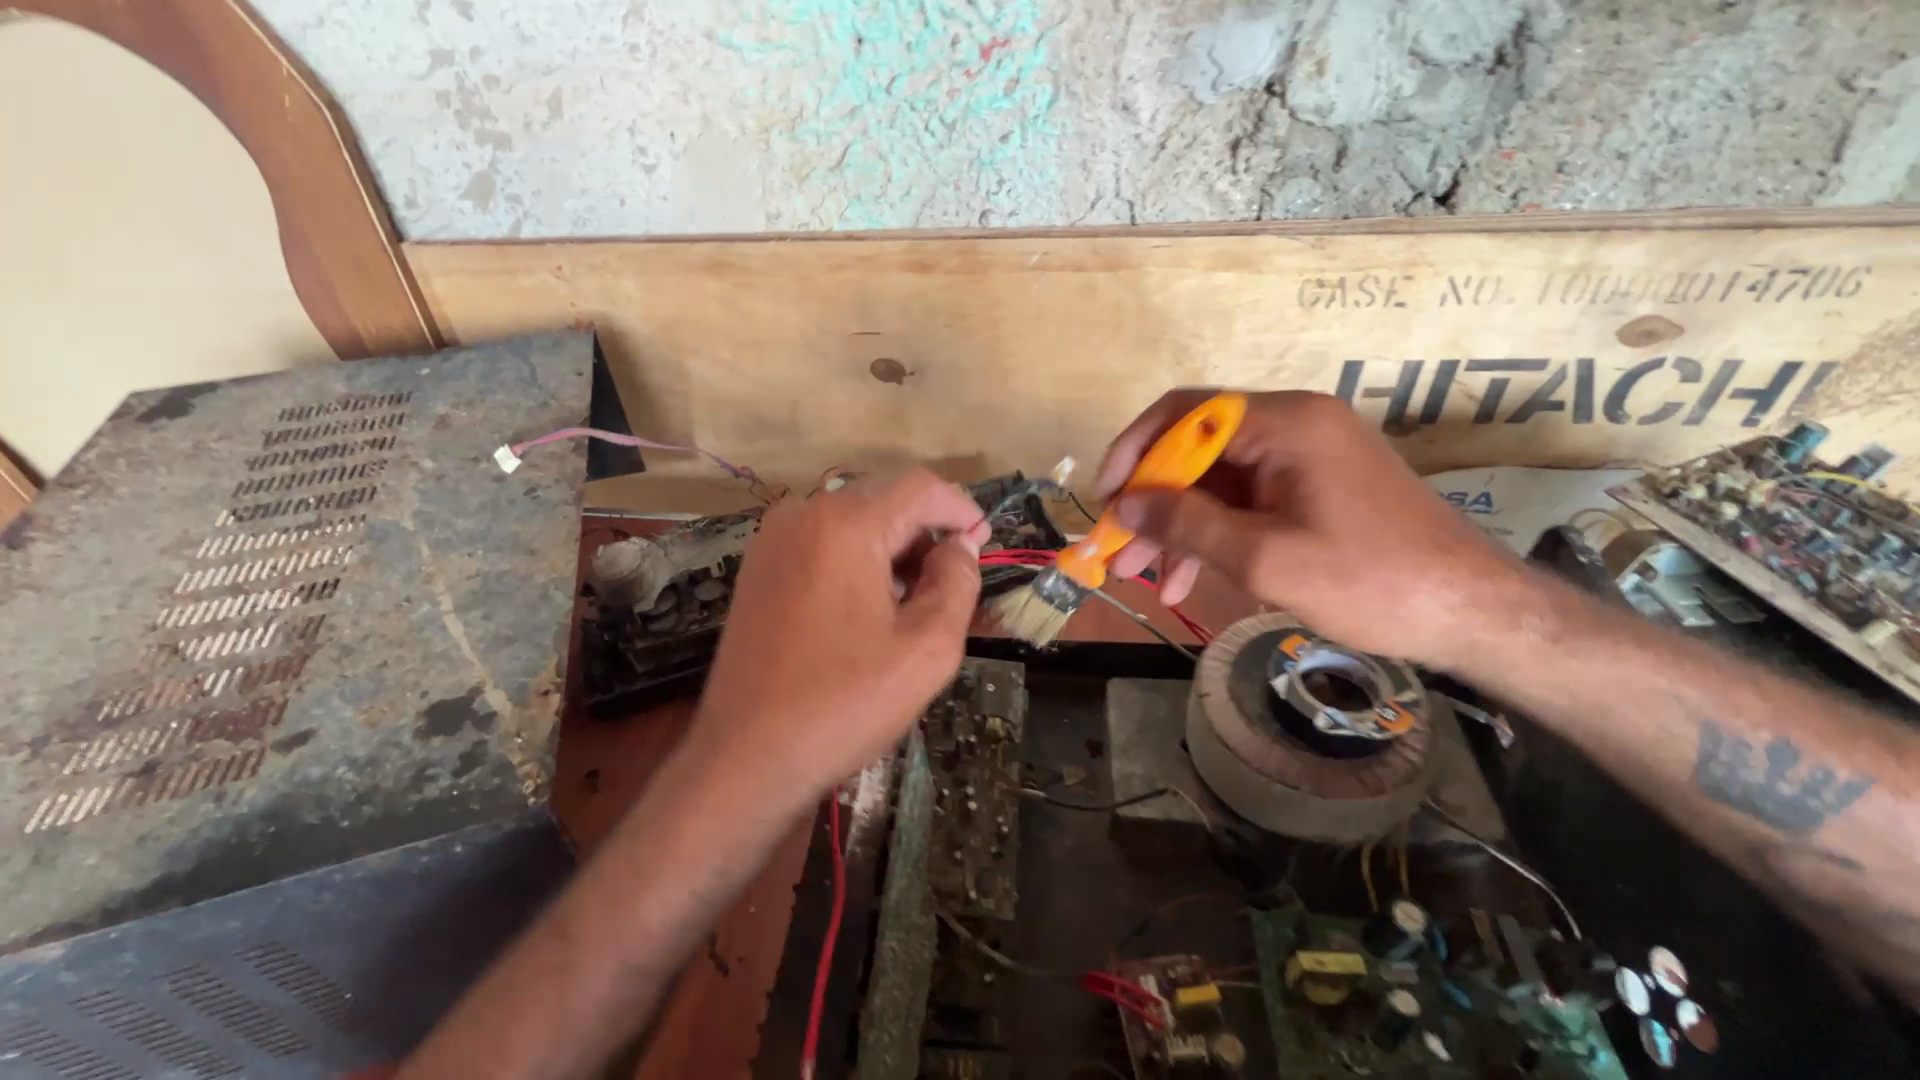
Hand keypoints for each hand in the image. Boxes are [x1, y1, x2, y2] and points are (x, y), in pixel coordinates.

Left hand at [688, 468, 988, 800]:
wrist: (745, 757)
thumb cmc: (842, 705)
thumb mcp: (925, 650)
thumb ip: (955, 585)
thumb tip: (960, 547)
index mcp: (844, 525)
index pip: (919, 486)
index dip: (961, 508)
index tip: (984, 544)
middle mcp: (802, 515)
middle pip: (883, 497)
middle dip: (926, 529)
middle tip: (953, 580)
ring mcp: (772, 541)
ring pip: (852, 519)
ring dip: (892, 547)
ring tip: (914, 601)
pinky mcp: (758, 569)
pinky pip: (822, 542)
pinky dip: (857, 559)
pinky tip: (870, 607)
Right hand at [1096, 389, 1525, 668]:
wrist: (1472, 612)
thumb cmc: (1370, 581)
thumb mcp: (1265, 557)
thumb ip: (1187, 525)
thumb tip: (1122, 506)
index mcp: (1285, 423)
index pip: (1184, 413)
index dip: (1134, 452)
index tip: (1106, 501)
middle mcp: (1295, 425)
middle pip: (1198, 449)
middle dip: (1154, 502)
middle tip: (1119, 551)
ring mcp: (1308, 456)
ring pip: (1220, 481)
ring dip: (1181, 527)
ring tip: (1147, 577)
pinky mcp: (1318, 487)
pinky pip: (1250, 501)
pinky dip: (1218, 535)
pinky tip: (1190, 581)